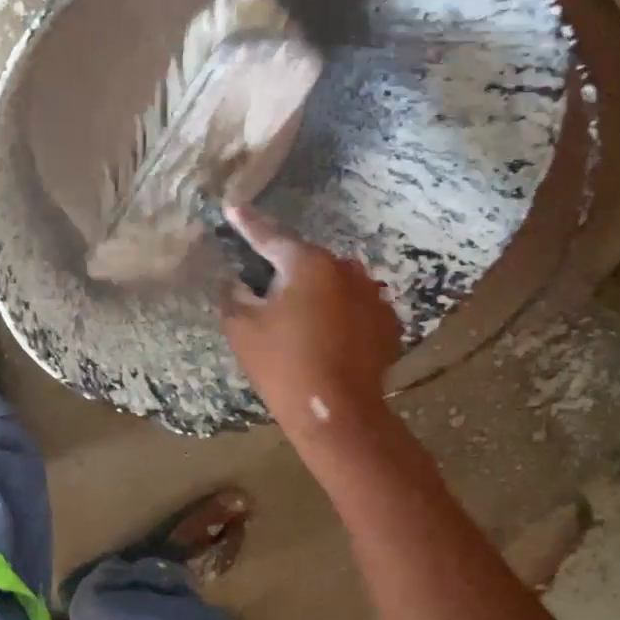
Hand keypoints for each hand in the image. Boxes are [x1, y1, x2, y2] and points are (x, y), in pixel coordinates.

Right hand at [220, 204, 400, 429]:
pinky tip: (326, 335)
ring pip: (334, 283)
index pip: (270, 236)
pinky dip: (338, 314)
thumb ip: (233, 296)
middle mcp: (346, 269)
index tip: (233, 207)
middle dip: (285, 269)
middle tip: (263, 285)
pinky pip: (354, 308)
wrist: (336, 412)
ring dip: (315, 292)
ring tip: (297, 315)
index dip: (248, 224)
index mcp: (307, 263)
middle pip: (306, 260)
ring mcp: (372, 296)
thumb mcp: (242, 328)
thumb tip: (235, 282)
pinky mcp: (387, 324)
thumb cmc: (282, 364)